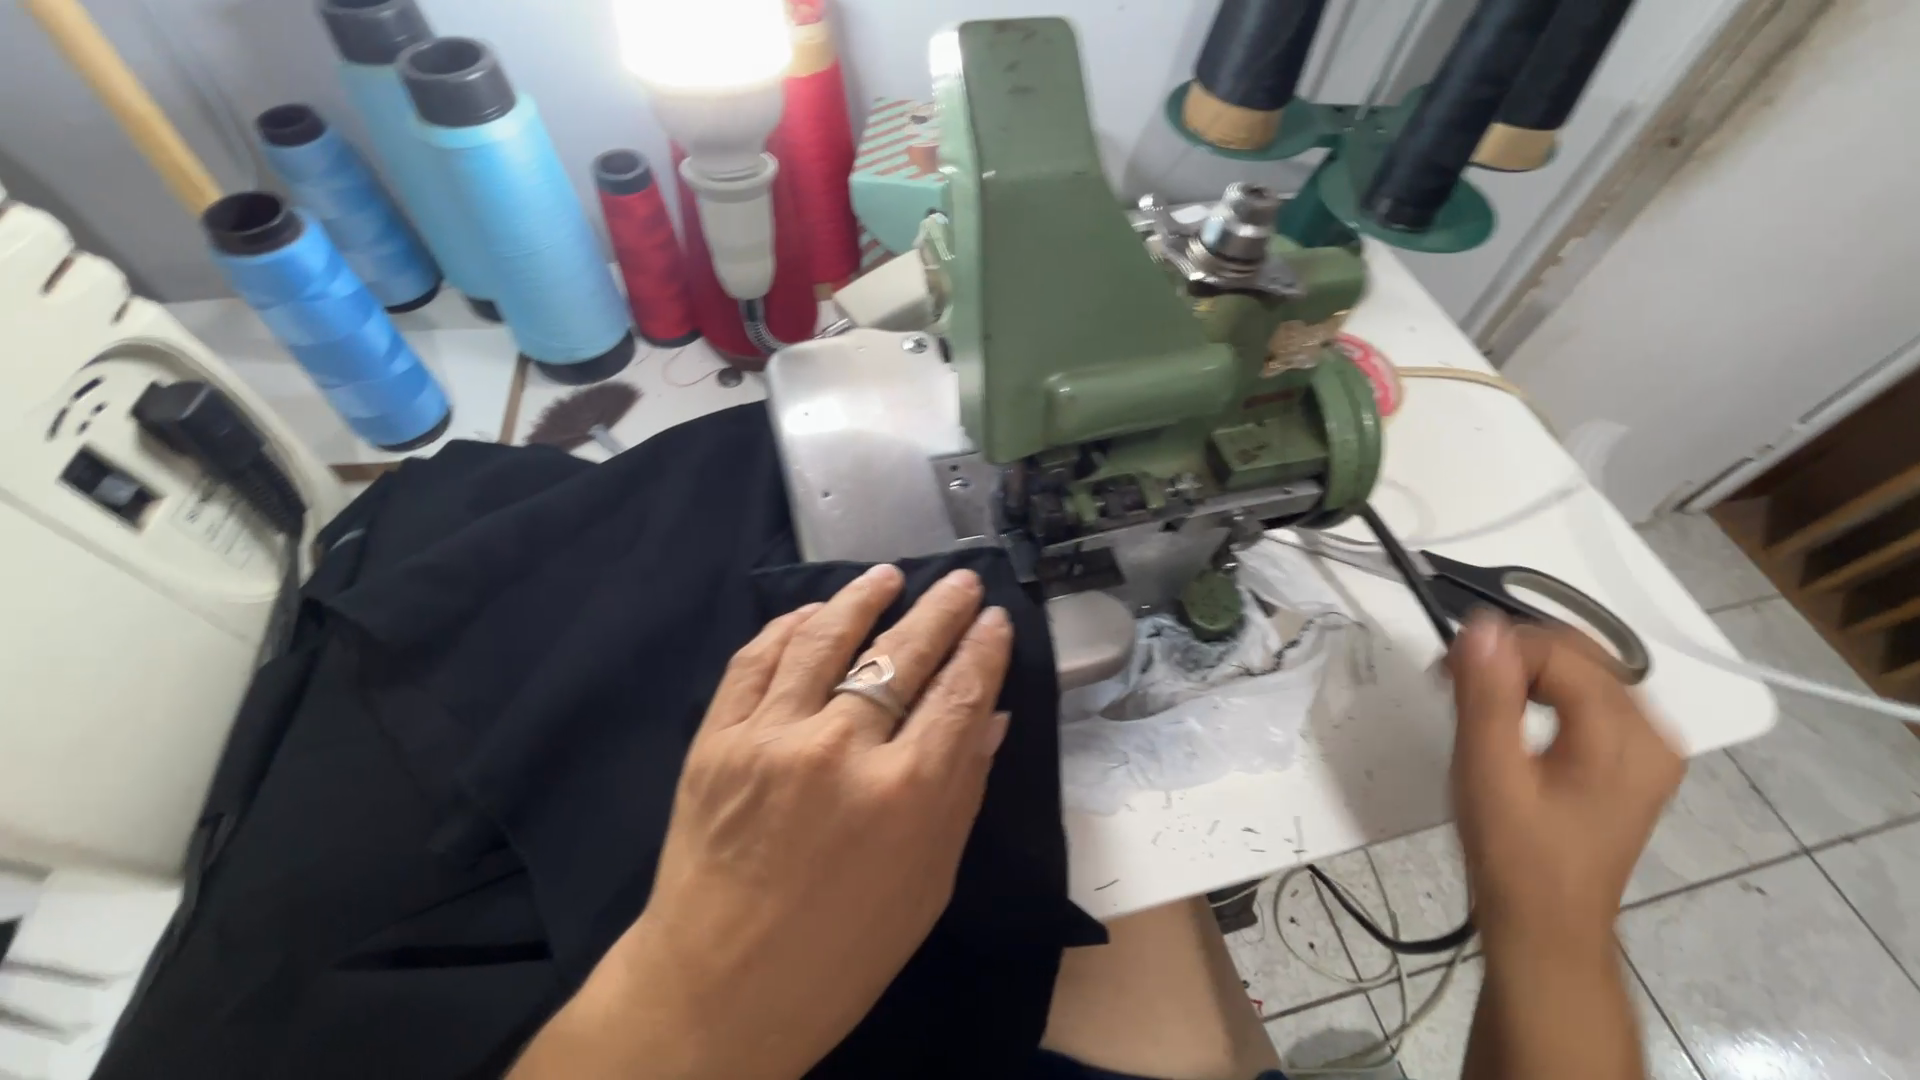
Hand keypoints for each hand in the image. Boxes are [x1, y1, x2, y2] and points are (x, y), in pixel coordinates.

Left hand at [511, 564, 1014, 1079]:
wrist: (721, 987)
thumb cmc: (844, 949)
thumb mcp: (929, 882)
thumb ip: (963, 791)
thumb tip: (992, 717)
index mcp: (905, 793)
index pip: (959, 693)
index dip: (984, 649)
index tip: (996, 620)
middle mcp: (841, 748)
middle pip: (902, 653)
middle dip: (941, 609)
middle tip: (961, 581)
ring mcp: (771, 736)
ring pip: (825, 638)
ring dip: (862, 599)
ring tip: (889, 576)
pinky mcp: (717, 737)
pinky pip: (756, 659)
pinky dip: (788, 627)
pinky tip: (813, 612)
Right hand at [1447, 613, 1683, 955]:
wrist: (1545, 923)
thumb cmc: (1513, 851)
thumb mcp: (1489, 771)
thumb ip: (1486, 696)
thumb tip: (1480, 626)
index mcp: (1626, 736)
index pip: (1560, 653)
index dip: (1498, 649)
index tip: (1443, 671)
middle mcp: (1653, 733)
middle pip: (1581, 654)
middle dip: (1511, 654)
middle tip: (1453, 679)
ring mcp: (1649, 748)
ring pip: (1584, 671)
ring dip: (1524, 670)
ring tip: (1474, 695)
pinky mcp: (1632, 761)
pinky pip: (1589, 698)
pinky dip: (1543, 691)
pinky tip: (1509, 714)